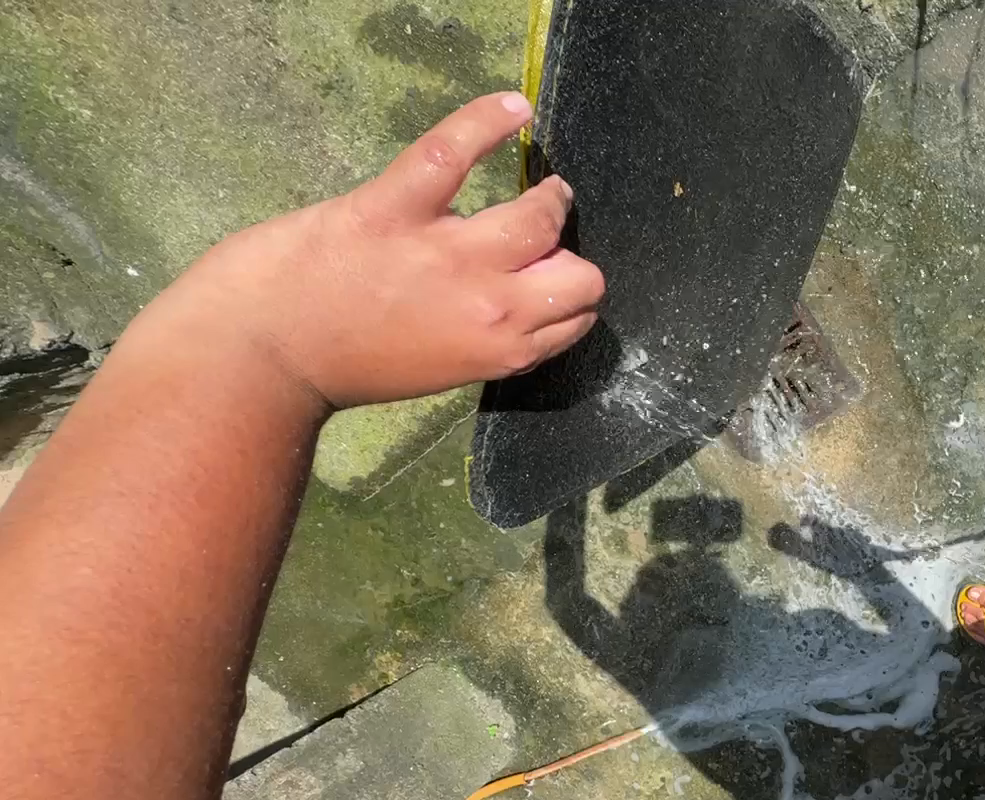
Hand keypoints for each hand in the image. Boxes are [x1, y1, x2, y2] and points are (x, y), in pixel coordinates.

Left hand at [121, 92, 605, 409]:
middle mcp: (496, 305)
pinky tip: (516, 108)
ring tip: (541, 189)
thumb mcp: (457, 369)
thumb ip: (502, 337)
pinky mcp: (397, 208)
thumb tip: (527, 299)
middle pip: (581, 275)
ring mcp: (449, 254)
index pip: (579, 314)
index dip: (570, 297)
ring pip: (540, 218)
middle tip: (546, 243)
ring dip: (548, 202)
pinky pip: (453, 153)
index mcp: (508, 349)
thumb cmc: (360, 365)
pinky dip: (487, 122)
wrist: (268, 350)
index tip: (550, 284)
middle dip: (569, 260)